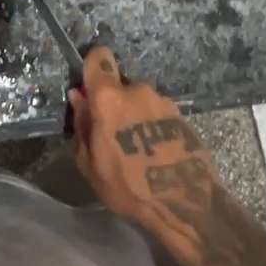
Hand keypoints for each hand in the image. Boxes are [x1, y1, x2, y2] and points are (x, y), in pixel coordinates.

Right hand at [68, 46, 218, 228]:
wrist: (187, 207)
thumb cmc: (128, 186)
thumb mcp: (90, 164)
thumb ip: (82, 125)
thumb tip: (78, 98)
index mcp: (109, 98)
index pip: (98, 59)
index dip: (92, 66)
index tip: (89, 85)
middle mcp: (138, 91)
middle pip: (120, 86)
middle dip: (115, 103)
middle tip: (114, 133)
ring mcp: (164, 103)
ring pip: (141, 101)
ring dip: (136, 116)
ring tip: (139, 149)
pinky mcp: (183, 118)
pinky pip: (159, 115)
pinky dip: (155, 128)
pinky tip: (157, 154)